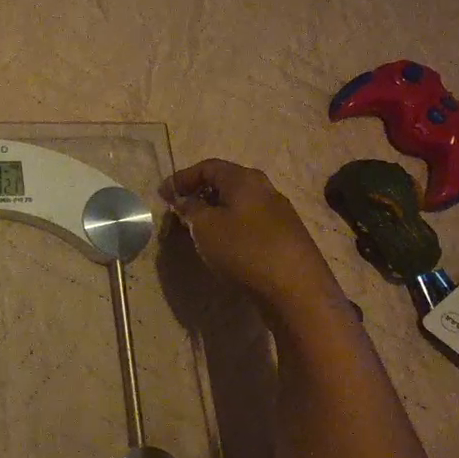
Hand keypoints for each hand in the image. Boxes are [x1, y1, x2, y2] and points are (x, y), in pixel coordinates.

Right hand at [159, 159, 350, 322]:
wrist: (297, 290)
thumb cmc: (244, 250)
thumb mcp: (204, 227)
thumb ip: (190, 209)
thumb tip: (184, 201)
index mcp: (245, 180)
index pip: (207, 167)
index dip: (182, 178)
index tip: (162, 195)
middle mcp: (266, 190)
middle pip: (226, 183)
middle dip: (199, 193)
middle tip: (179, 209)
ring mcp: (280, 214)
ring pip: (240, 204)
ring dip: (215, 211)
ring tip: (197, 229)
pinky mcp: (286, 237)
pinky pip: (251, 222)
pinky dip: (231, 226)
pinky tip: (223, 245)